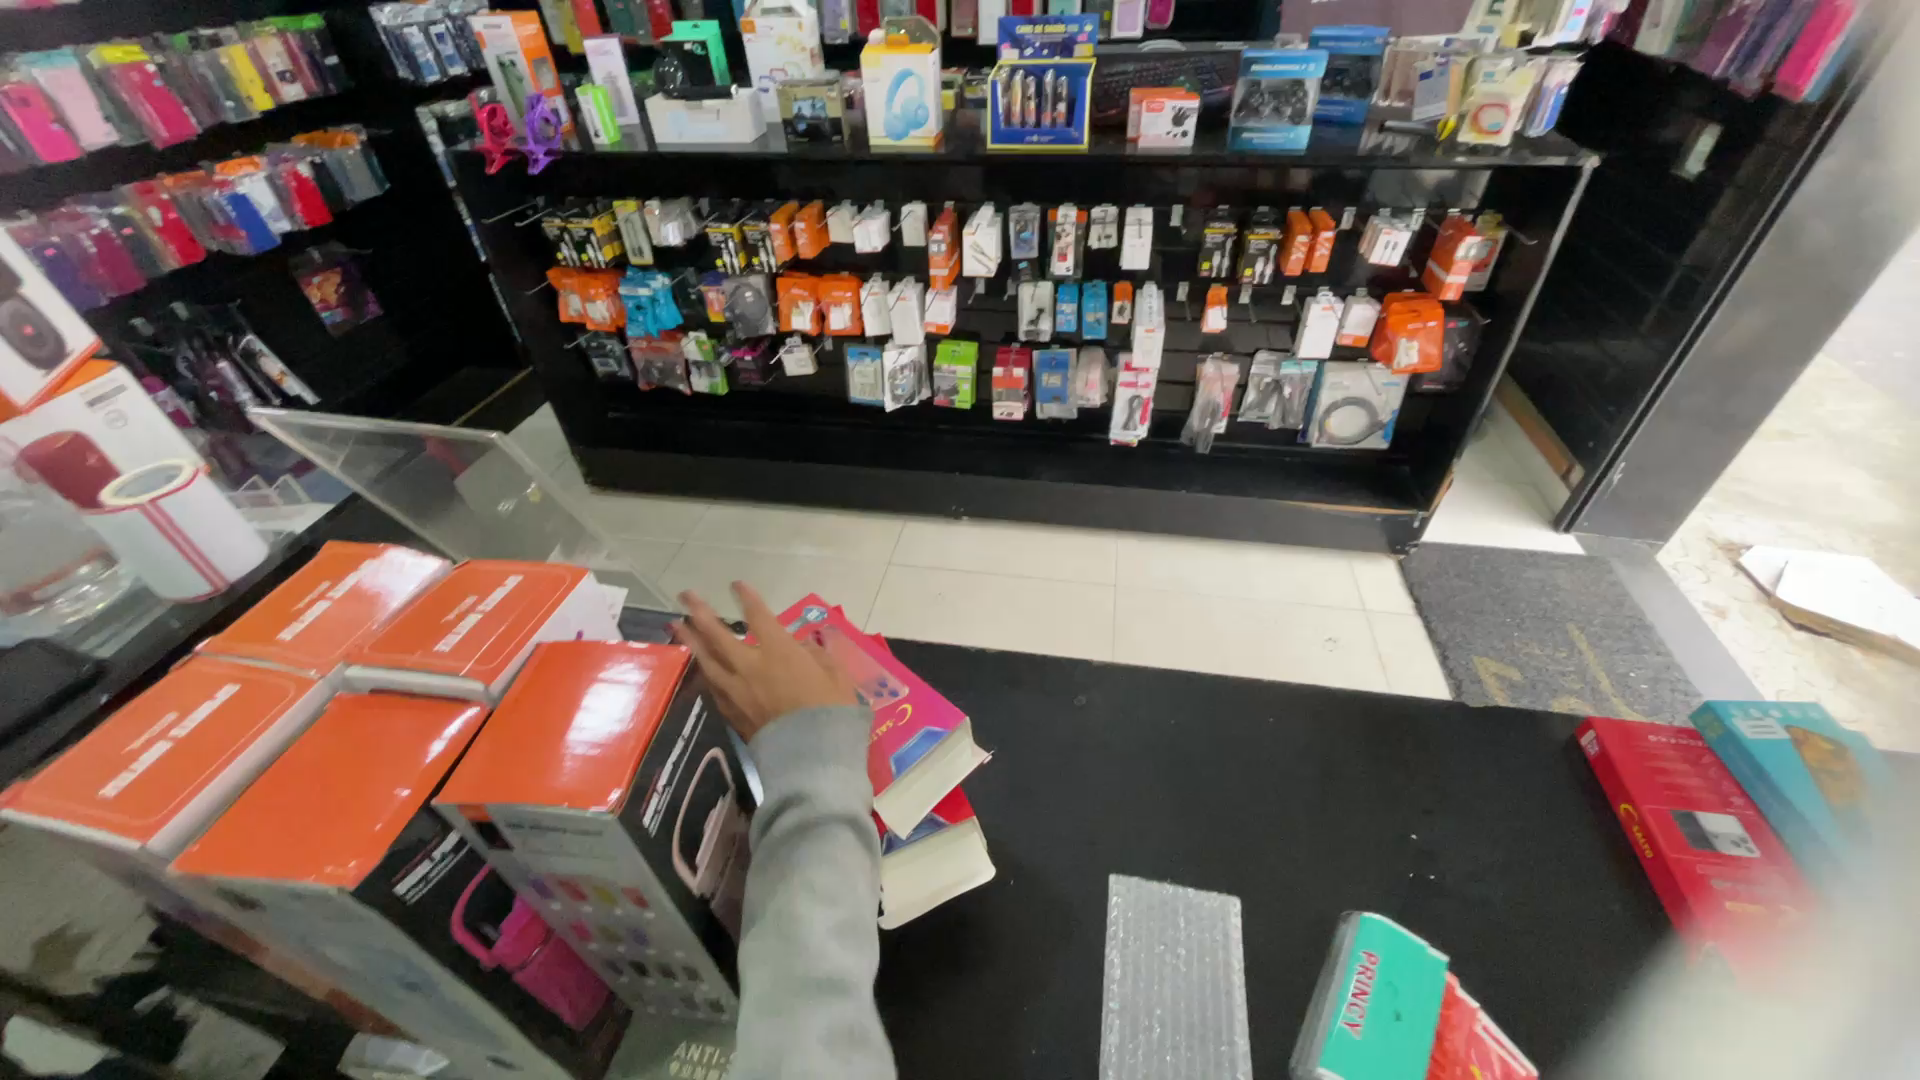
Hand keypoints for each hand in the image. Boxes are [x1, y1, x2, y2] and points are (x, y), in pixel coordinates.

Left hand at [671, 582, 858, 741]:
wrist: (811, 755)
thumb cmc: (831, 711)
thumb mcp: (836, 676)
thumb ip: (817, 655)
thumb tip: (802, 644)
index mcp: (779, 651)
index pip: (758, 616)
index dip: (747, 598)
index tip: (737, 584)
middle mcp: (751, 665)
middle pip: (718, 634)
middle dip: (701, 612)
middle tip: (686, 596)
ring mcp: (736, 690)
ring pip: (706, 660)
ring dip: (690, 640)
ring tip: (676, 626)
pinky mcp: (731, 712)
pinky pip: (712, 685)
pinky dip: (704, 670)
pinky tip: (699, 665)